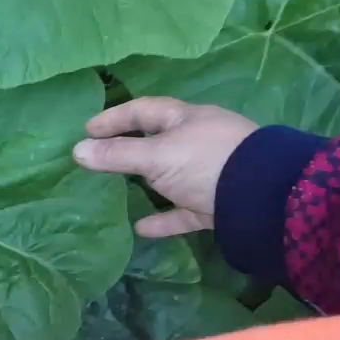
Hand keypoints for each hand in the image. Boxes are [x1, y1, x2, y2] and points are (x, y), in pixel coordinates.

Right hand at [74, 98, 258, 236]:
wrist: (263, 197)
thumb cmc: (206, 162)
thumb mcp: (156, 156)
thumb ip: (117, 155)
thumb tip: (77, 151)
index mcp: (187, 120)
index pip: (143, 110)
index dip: (114, 118)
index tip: (86, 130)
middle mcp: (198, 142)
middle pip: (157, 141)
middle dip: (128, 148)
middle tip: (98, 157)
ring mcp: (209, 173)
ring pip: (169, 176)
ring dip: (144, 183)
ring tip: (117, 190)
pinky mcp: (215, 203)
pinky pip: (181, 211)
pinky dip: (161, 218)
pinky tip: (140, 228)